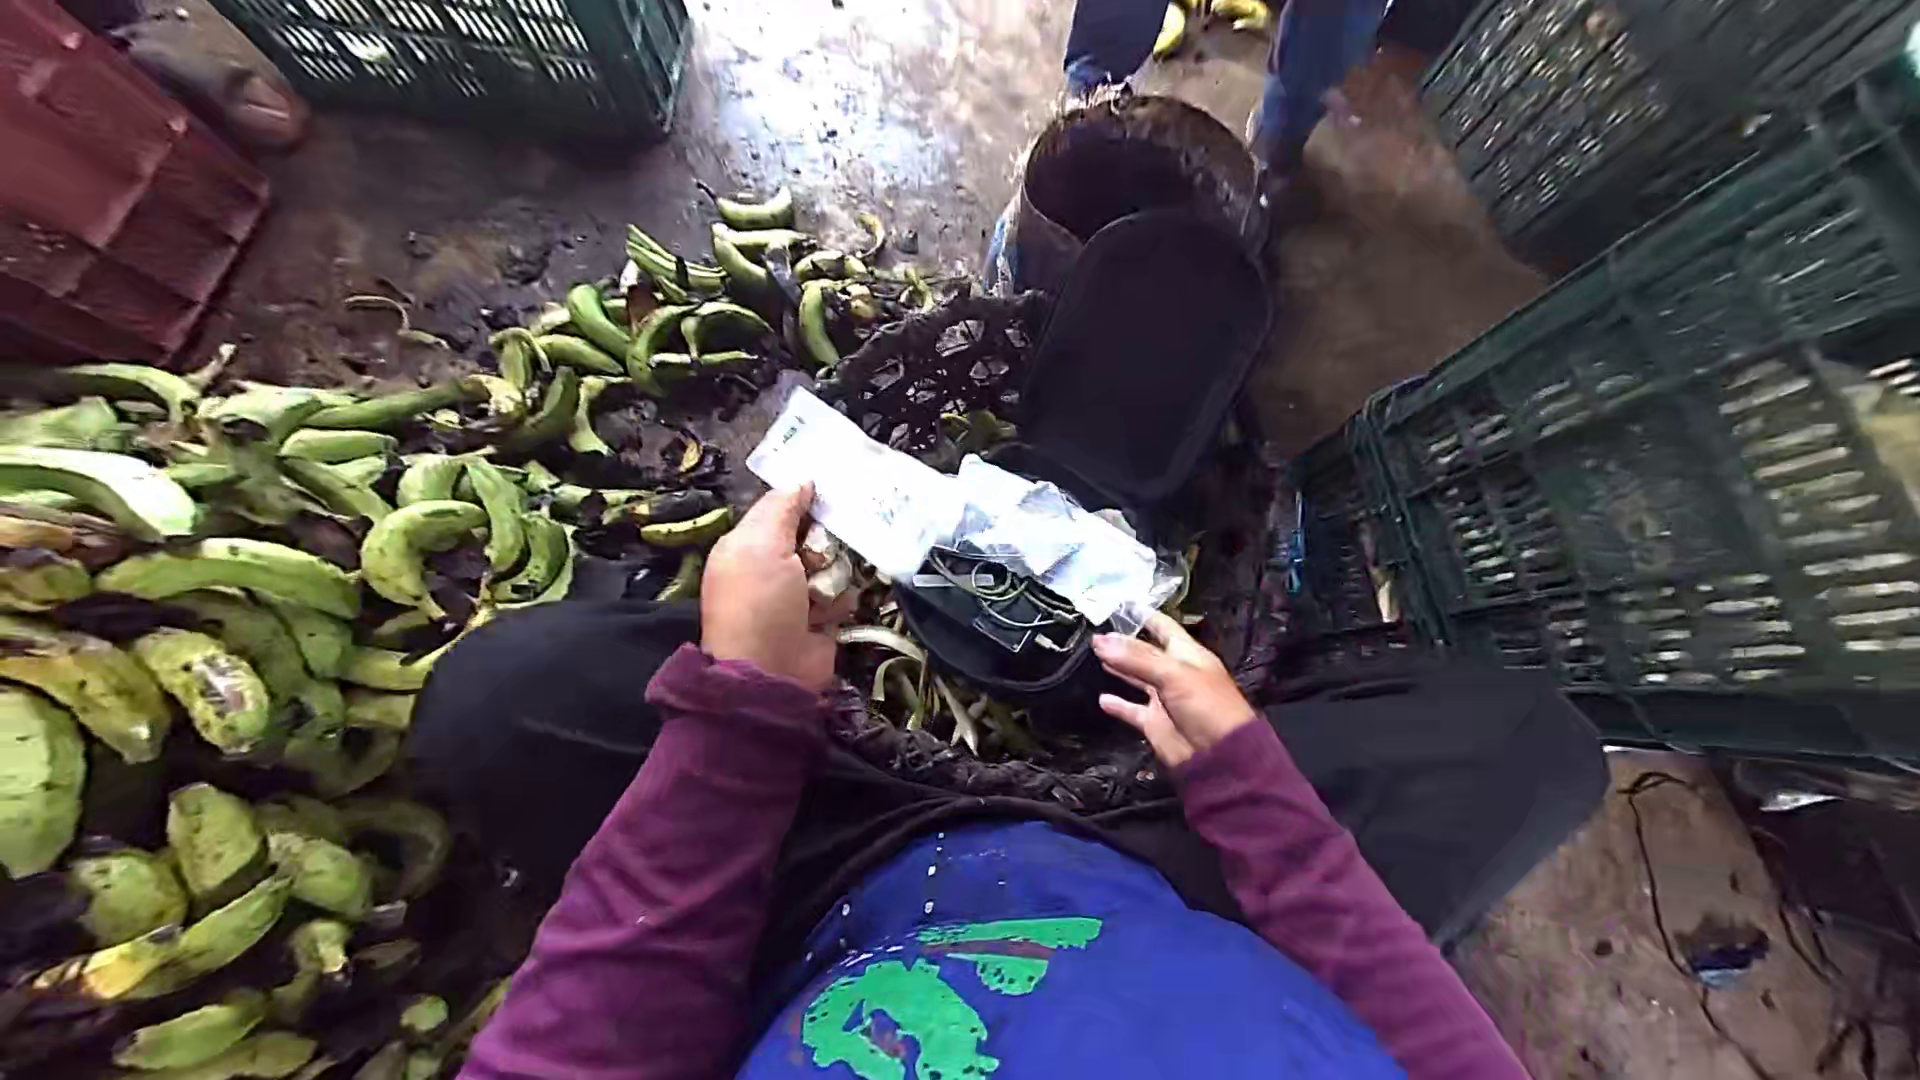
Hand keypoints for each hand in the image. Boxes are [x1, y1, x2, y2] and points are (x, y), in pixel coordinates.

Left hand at [700, 484, 850, 692]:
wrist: (772, 672)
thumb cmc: (759, 603)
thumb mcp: (759, 546)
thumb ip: (781, 508)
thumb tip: (803, 481)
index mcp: (750, 544)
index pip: (787, 509)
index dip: (807, 504)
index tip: (829, 499)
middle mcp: (776, 564)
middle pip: (820, 534)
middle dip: (824, 545)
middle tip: (815, 559)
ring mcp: (801, 592)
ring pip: (838, 563)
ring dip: (832, 578)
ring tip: (817, 598)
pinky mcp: (824, 615)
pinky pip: (846, 592)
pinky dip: (839, 603)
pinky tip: (824, 616)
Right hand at [1093, 612, 1257, 767]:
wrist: (1221, 758)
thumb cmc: (1207, 707)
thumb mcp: (1173, 674)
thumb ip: (1135, 657)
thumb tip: (1100, 642)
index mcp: (1186, 654)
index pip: (1163, 627)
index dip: (1143, 615)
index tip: (1120, 604)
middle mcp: (1174, 672)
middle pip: (1144, 651)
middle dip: (1123, 640)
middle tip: (1097, 630)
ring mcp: (1163, 697)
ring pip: (1135, 677)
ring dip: (1117, 666)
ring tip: (1095, 653)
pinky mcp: (1154, 722)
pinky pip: (1132, 709)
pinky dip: (1118, 704)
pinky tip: (1103, 699)